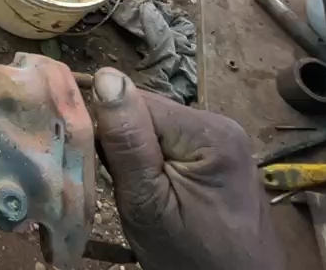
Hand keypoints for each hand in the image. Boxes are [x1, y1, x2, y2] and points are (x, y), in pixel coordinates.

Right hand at [90, 68, 282, 269]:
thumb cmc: (193, 262)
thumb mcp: (149, 206)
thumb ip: (126, 141)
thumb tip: (105, 75)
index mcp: (207, 132)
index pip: (130, 102)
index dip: (112, 134)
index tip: (116, 174)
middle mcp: (218, 123)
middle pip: (141, 111)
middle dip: (125, 145)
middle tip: (132, 192)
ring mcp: (221, 139)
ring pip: (149, 125)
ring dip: (137, 155)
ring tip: (149, 196)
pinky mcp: (217, 154)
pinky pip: (165, 140)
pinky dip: (153, 163)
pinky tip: (162, 193)